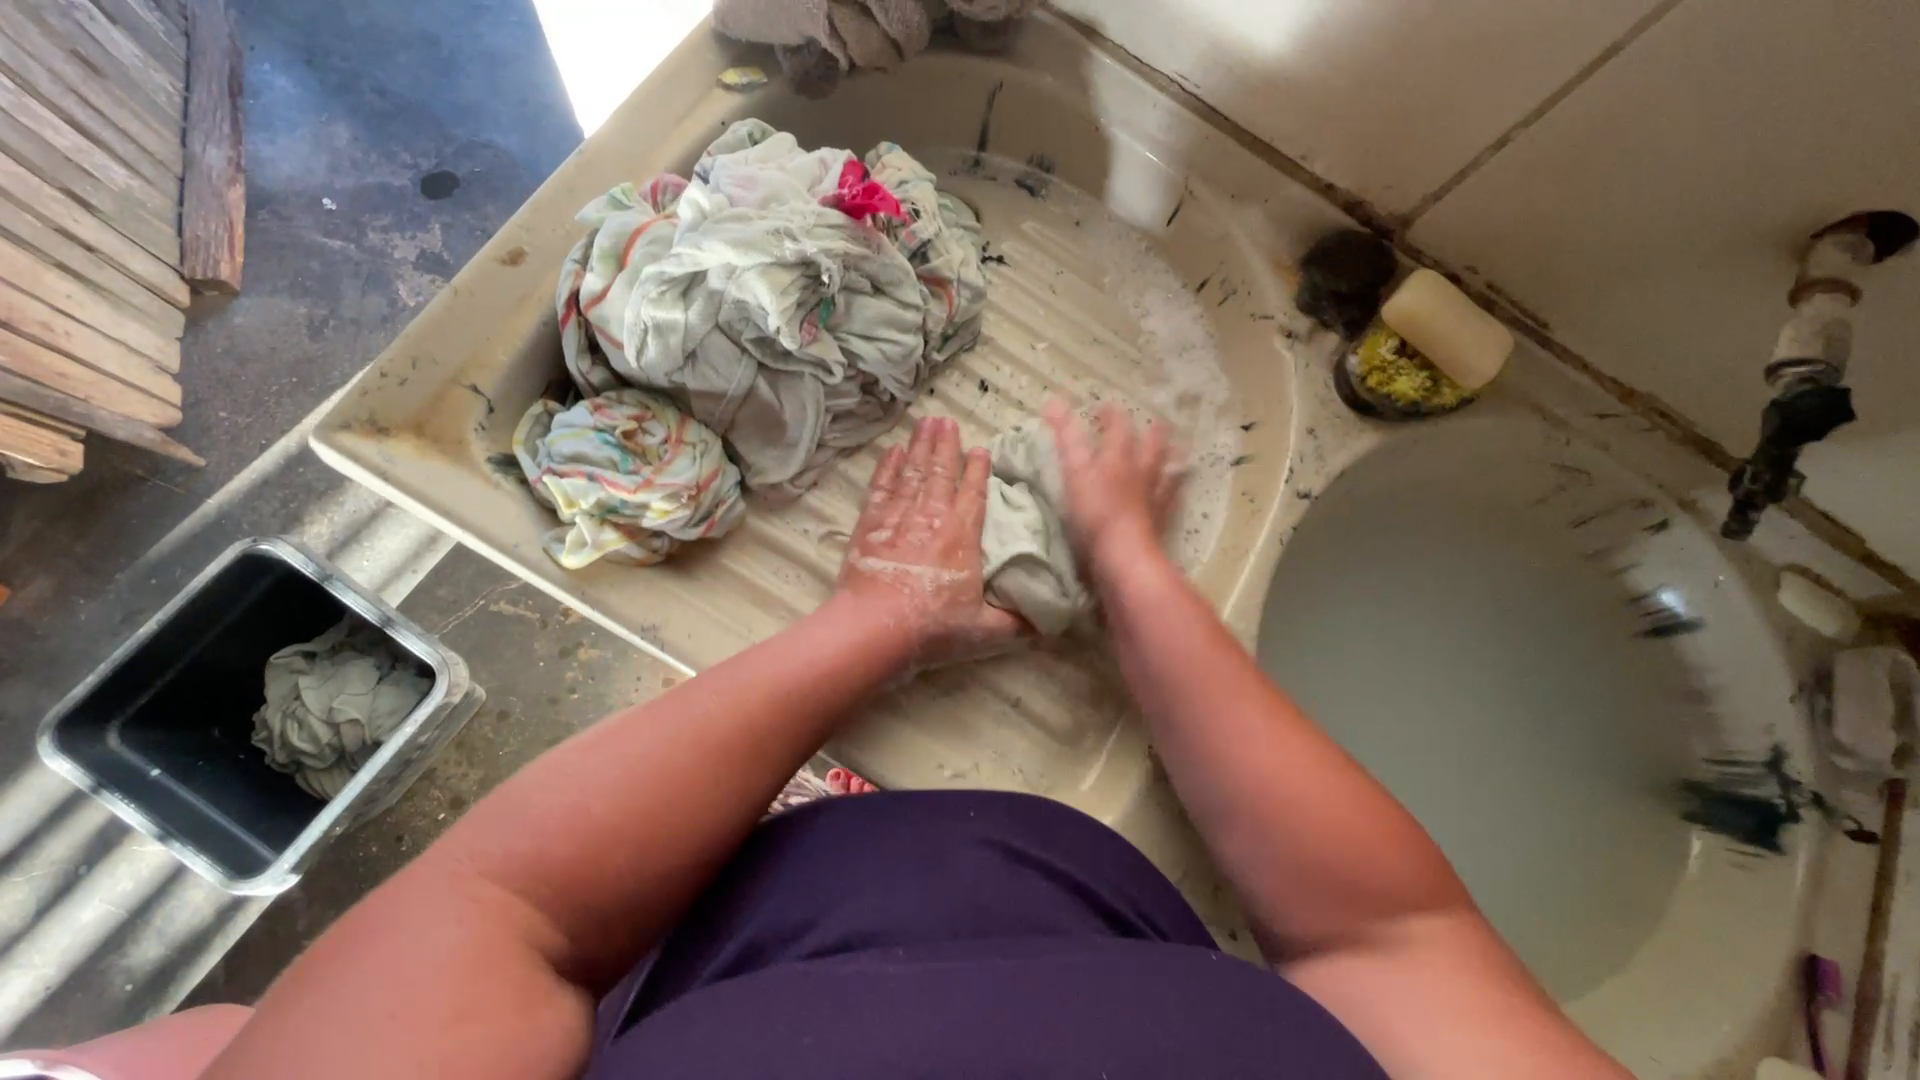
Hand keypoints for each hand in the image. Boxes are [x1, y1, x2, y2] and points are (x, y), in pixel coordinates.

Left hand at [835, 416, 1024, 665]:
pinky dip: (888, 467)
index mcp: (963, 535)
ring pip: (913, 472)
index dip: (979, 470)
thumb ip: (1015, 623)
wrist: (874, 627)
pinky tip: (894, 451)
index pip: (974, 493)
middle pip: (942, 472)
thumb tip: (1045, 624)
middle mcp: (932, 516)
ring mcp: (899, 517)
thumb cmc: (932, 627)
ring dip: (920, 446)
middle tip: (948, 421)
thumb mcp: (984, 630)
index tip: (981, 449)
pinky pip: (882, 486)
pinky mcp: (870, 524)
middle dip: (946, 445)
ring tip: (926, 422)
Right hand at [1043, 400, 1181, 586]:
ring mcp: (1154, 497)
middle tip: (1156, 422)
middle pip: (1152, 445)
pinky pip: (1171, 502)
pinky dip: (1174, 493)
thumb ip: (1065, 437)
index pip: (1117, 426)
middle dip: (1152, 431)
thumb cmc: (1095, 514)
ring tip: (1176, 451)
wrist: (1124, 557)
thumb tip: (1053, 401)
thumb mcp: (1073, 472)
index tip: (1103, 407)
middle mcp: (1141, 472)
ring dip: (1170, 458)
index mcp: (1118, 457)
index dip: (1110, 414)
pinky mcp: (1159, 522)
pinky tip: (1175, 492)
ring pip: (1167, 470)